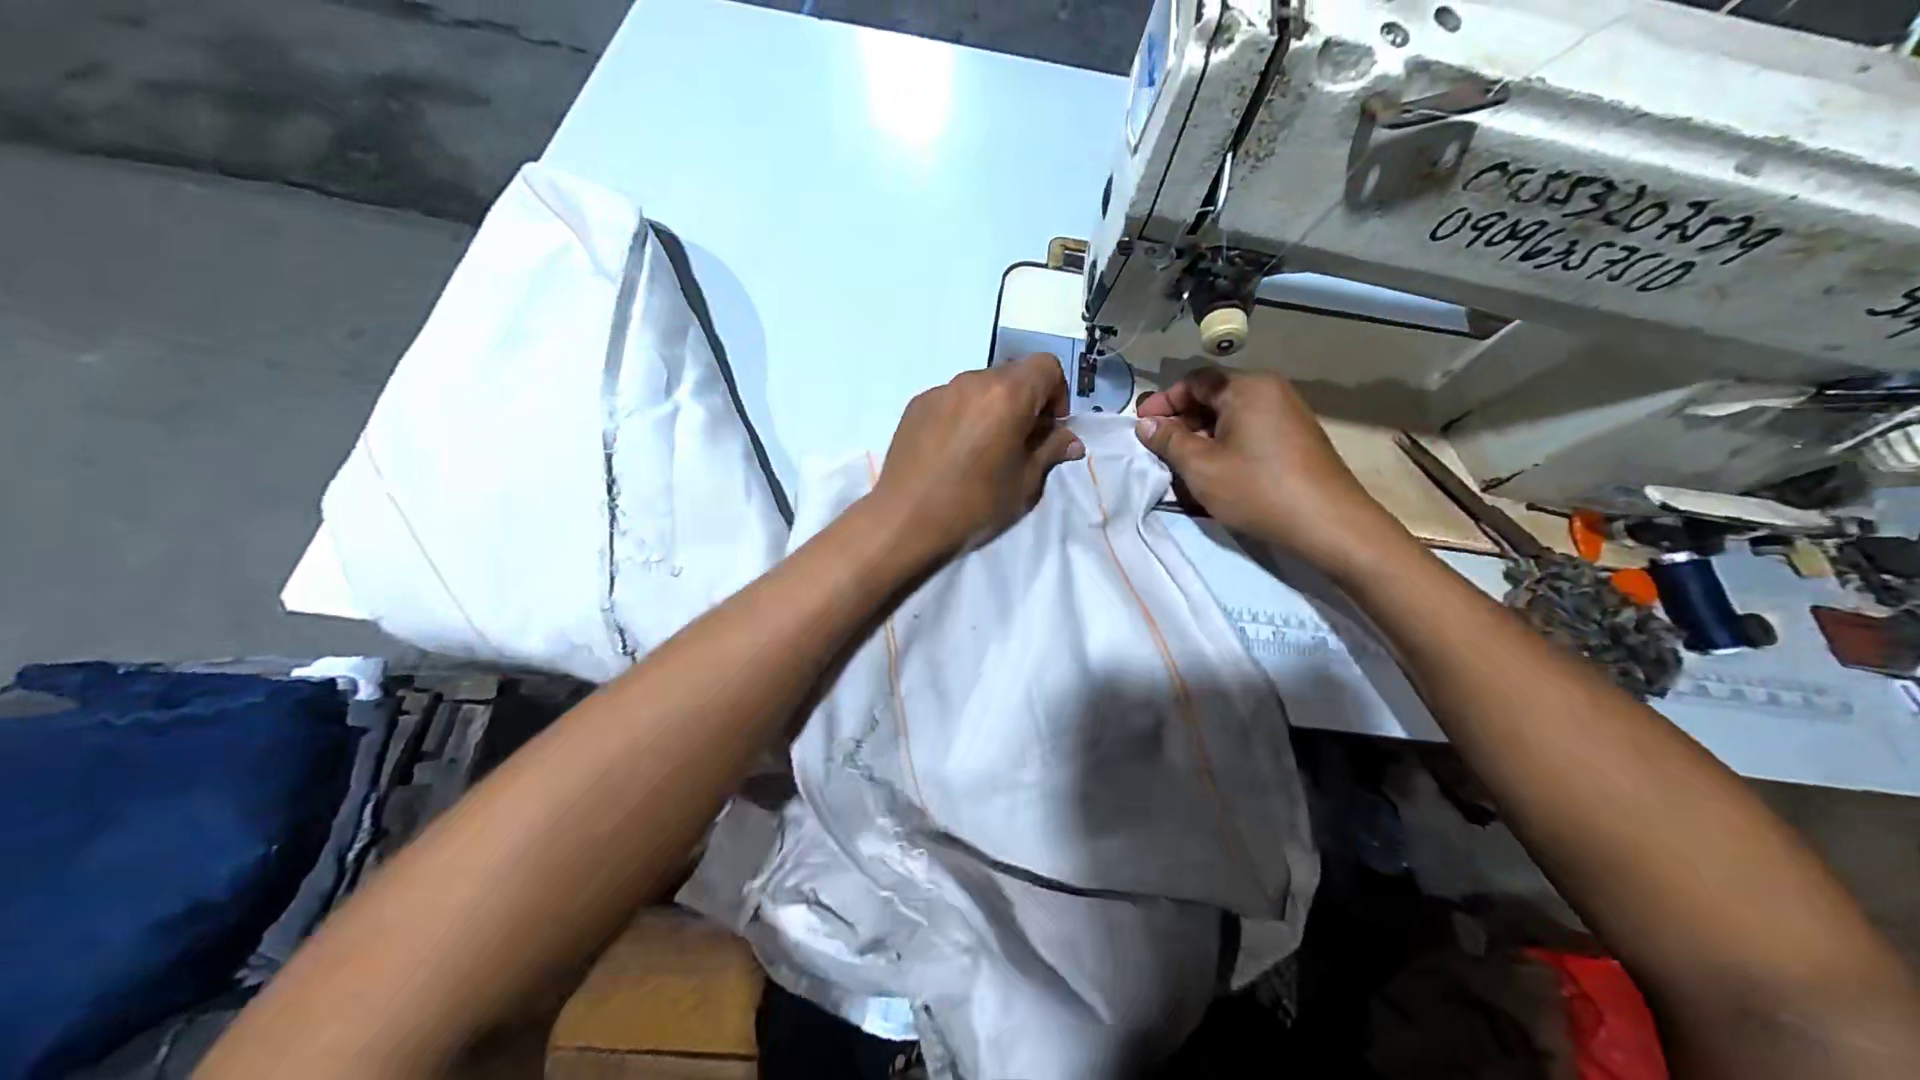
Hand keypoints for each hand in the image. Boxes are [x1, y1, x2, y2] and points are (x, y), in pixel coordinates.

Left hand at [871, 353, 1084, 555]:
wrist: (907, 520)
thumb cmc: (975, 504)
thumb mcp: (1025, 482)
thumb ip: (1050, 451)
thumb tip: (1069, 439)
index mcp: (1007, 394)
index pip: (1046, 366)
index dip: (1056, 393)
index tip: (1048, 428)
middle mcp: (973, 381)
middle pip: (1012, 374)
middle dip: (1025, 401)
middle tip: (1020, 441)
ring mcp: (940, 391)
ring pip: (980, 387)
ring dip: (993, 408)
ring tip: (984, 449)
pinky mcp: (916, 406)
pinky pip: (952, 400)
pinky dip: (963, 415)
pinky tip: (954, 452)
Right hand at [1134, 367, 1405, 575]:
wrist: (1328, 522)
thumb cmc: (1257, 489)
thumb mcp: (1201, 466)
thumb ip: (1169, 441)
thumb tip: (1146, 424)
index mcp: (1247, 387)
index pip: (1193, 381)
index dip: (1163, 402)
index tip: (1141, 426)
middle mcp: (1270, 390)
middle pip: (1214, 396)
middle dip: (1181, 420)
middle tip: (1157, 447)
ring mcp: (1288, 413)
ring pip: (1232, 416)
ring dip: (1202, 434)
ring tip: (1181, 462)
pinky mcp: (1296, 437)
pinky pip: (1251, 430)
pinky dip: (1226, 443)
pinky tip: (1215, 469)